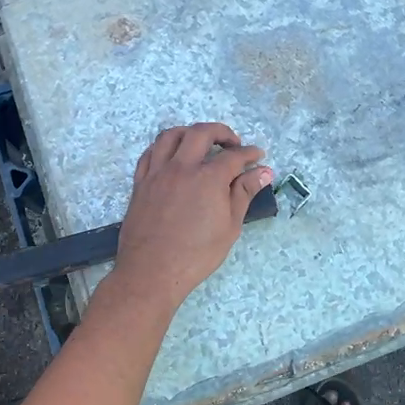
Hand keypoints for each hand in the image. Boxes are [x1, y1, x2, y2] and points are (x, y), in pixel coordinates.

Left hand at [110, 123, 270, 308]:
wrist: (152, 271)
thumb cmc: (197, 255)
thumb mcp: (229, 226)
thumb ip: (244, 193)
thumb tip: (263, 172)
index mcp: (208, 178)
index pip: (234, 156)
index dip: (249, 154)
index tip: (257, 157)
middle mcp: (182, 167)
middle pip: (201, 133)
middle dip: (221, 132)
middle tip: (232, 144)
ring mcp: (158, 172)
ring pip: (171, 135)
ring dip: (189, 132)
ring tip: (200, 143)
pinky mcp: (140, 182)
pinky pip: (150, 153)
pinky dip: (163, 147)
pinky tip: (172, 155)